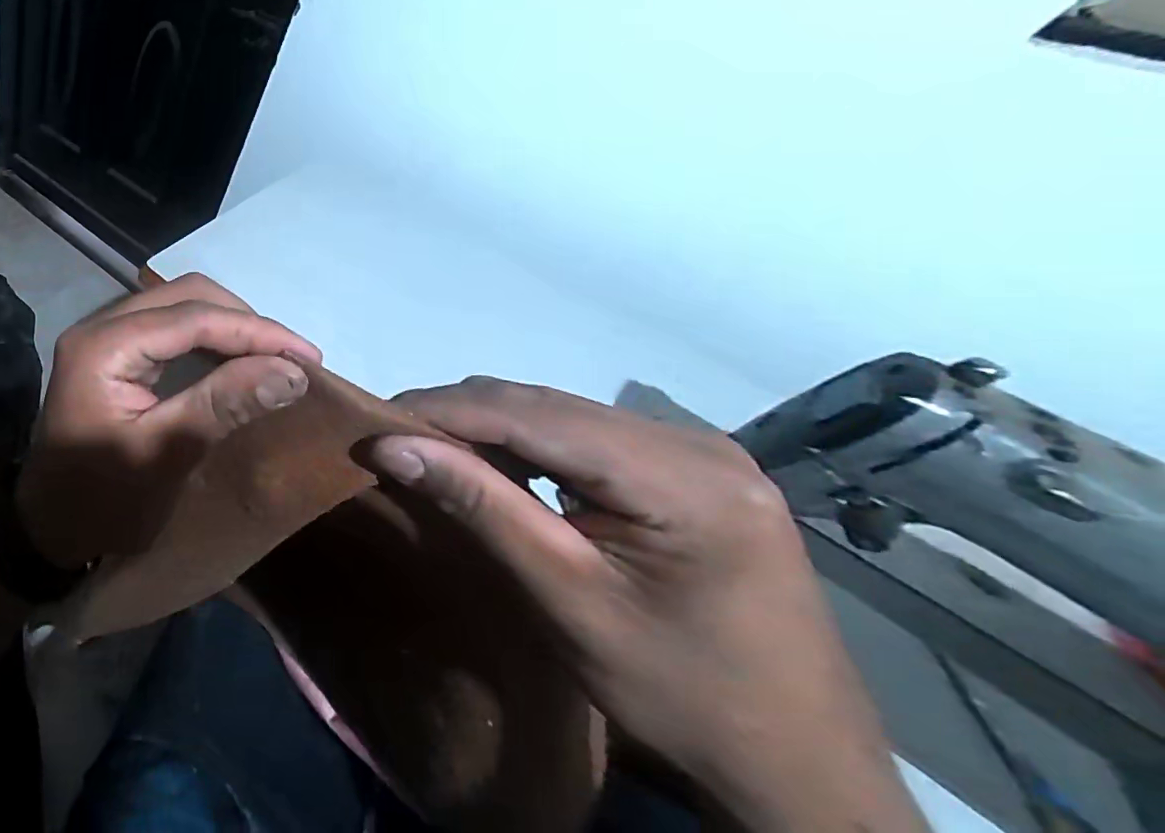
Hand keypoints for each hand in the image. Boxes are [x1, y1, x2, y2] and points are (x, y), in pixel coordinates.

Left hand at [17, 274, 320, 568]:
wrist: (46, 531)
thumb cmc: (98, 504)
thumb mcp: (162, 457)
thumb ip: (222, 407)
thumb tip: (291, 372)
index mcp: (103, 347)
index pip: (192, 317)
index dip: (255, 331)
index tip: (307, 358)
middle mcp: (101, 327)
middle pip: (187, 296)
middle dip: (245, 322)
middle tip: (292, 359)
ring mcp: (106, 337)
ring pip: (182, 306)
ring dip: (232, 328)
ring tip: (275, 359)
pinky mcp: (116, 354)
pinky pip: (173, 329)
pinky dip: (212, 341)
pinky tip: (239, 363)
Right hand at [365, 378, 925, 832]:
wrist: (792, 762)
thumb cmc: (678, 694)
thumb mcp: (567, 600)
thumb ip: (482, 509)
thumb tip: (393, 445)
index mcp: (683, 478)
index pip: (537, 415)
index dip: (448, 410)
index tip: (376, 419)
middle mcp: (696, 442)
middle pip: (551, 405)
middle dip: (464, 415)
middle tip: (394, 437)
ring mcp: (699, 451)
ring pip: (565, 415)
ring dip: (492, 427)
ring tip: (430, 450)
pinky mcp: (691, 470)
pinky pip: (589, 438)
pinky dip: (530, 446)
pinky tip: (495, 466)